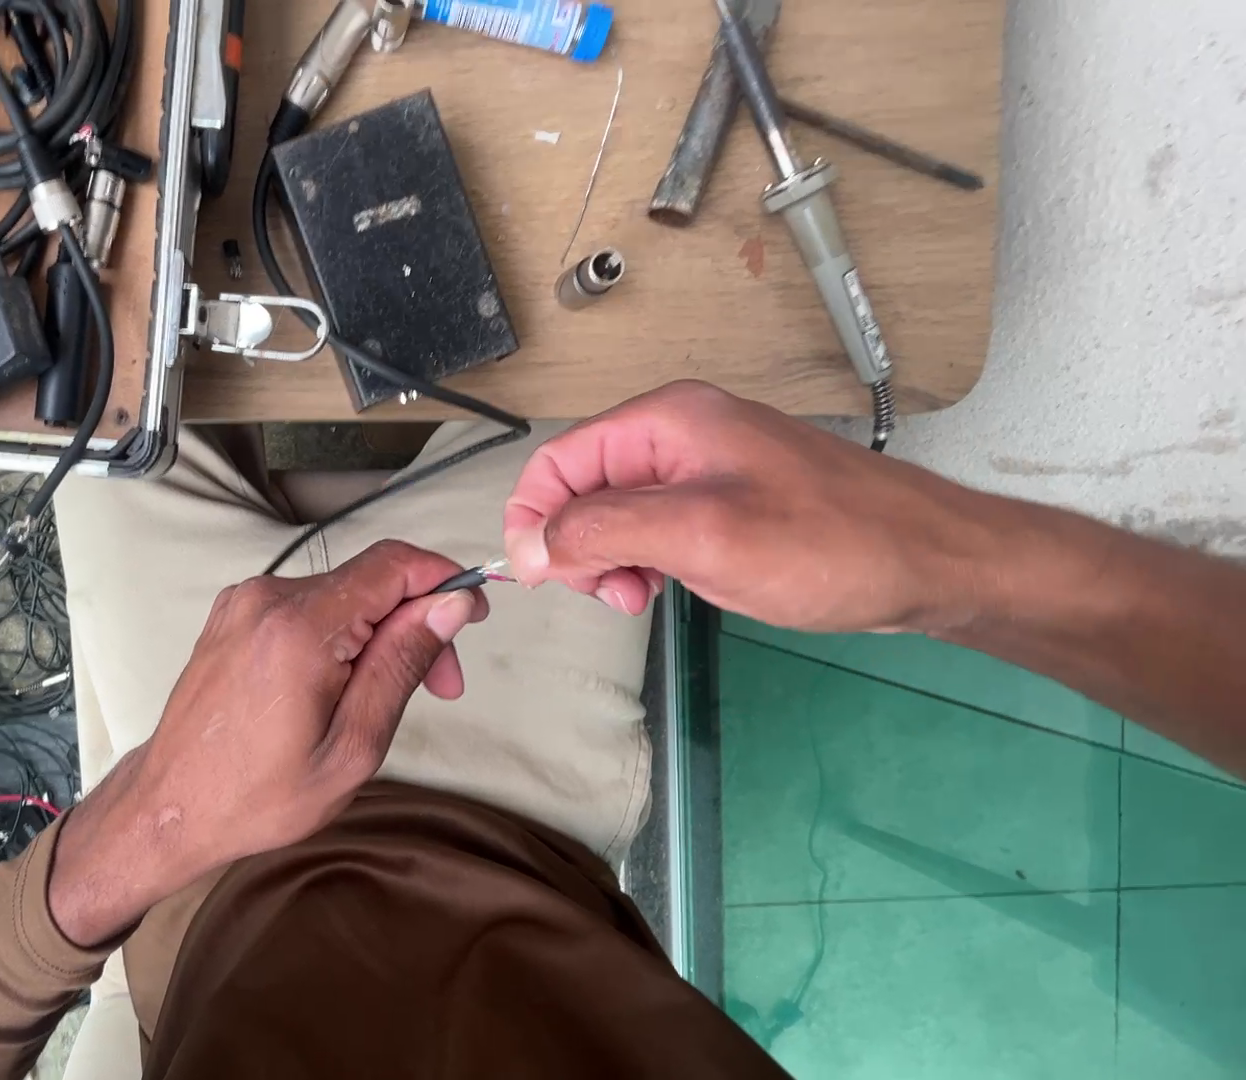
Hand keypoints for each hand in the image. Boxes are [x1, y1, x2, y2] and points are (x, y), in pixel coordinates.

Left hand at [48, 541, 487, 944]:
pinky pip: (308, 604)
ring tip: (383, 696)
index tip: (473, 619)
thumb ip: (402, 664)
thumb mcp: (352, 746)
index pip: (393, 564)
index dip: (444, 579)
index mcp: (299, 626)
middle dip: (416, 622)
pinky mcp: (234, 612)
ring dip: (378, 631)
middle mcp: (267, 596)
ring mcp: (244, 599)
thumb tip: (449, 604)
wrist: (169, 805)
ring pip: (342, 592)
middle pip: (371, 579)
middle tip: (441, 687)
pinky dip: (340, 631)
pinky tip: (341, 682)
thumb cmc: (260, 795)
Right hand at [502, 381, 1007, 633]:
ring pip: (608, 514)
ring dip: (605, 560)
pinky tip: (661, 586)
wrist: (940, 566)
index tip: (542, 576)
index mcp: (663, 421)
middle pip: (578, 488)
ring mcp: (696, 469)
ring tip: (637, 595)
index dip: (533, 517)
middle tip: (608, 592)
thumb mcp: (700, 536)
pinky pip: (646, 529)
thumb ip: (601, 530)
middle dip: (575, 545)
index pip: (556, 462)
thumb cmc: (826, 544)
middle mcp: (672, 436)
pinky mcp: (716, 501)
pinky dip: (638, 562)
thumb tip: (530, 546)